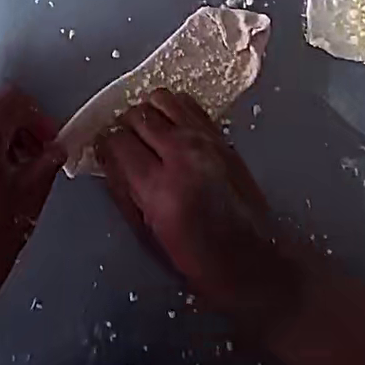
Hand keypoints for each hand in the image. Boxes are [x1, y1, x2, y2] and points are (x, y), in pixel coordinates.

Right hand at [94, 89, 303, 326]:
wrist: (259, 264)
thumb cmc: (201, 265)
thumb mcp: (150, 239)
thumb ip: (124, 195)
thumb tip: (106, 160)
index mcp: (160, 189)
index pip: (117, 142)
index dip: (106, 145)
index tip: (105, 153)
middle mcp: (181, 155)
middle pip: (136, 115)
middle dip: (124, 127)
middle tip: (125, 145)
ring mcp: (205, 141)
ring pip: (160, 99)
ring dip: (148, 113)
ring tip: (148, 134)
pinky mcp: (221, 135)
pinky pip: (187, 102)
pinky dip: (172, 108)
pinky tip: (171, 127)